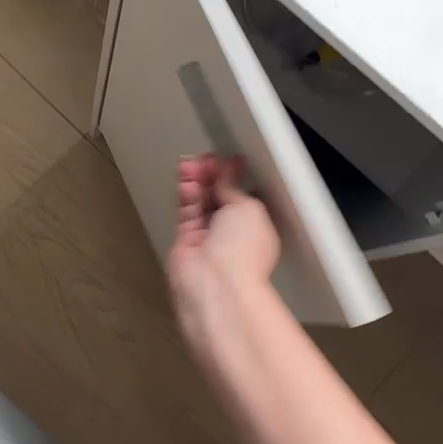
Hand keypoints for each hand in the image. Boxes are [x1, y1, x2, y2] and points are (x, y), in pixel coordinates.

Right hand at [168, 155, 280, 335]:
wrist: (215, 285)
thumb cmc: (242, 250)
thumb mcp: (248, 208)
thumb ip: (233, 187)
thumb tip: (227, 171)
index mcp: (256, 227)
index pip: (242, 196)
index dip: (233, 177)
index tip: (225, 160)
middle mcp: (232, 233)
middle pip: (219, 197)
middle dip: (212, 176)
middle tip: (205, 159)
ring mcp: (208, 238)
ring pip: (200, 202)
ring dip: (196, 182)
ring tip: (190, 164)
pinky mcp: (186, 241)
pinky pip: (186, 212)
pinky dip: (186, 195)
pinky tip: (186, 180)